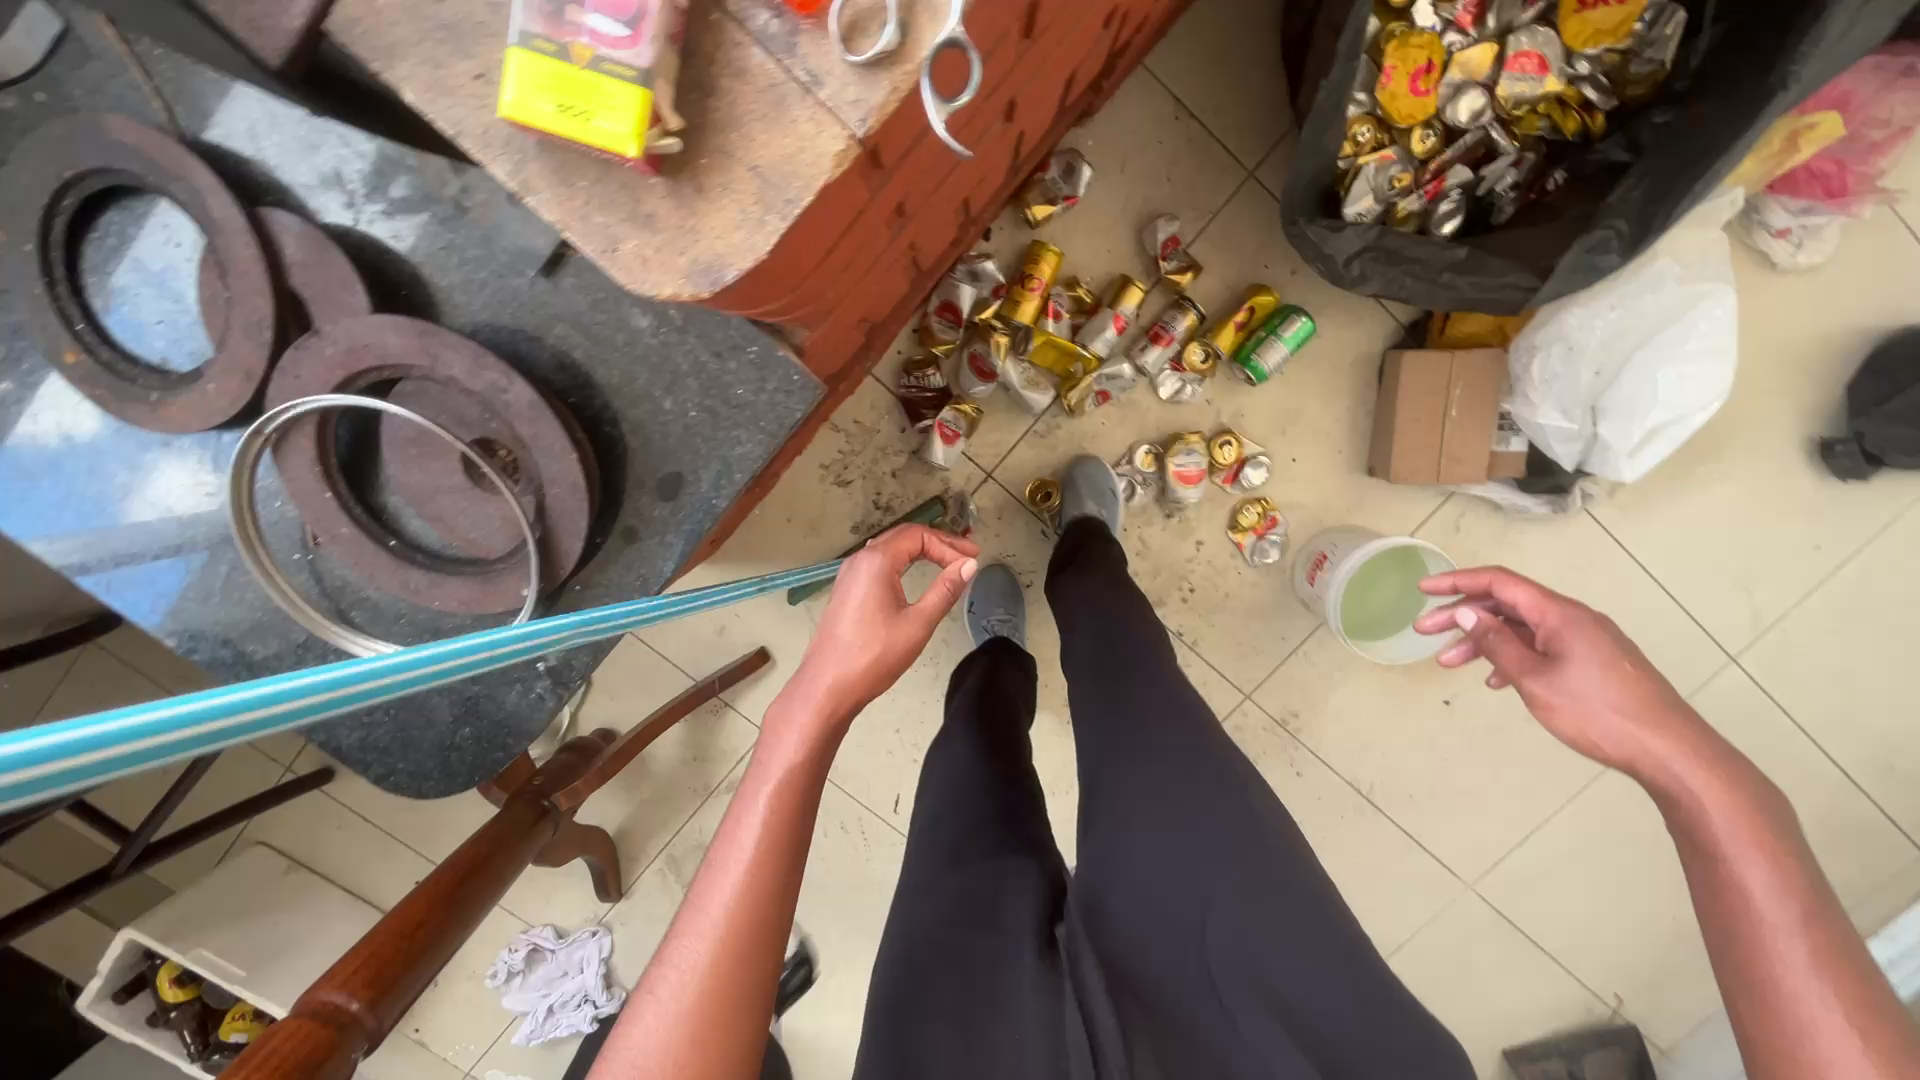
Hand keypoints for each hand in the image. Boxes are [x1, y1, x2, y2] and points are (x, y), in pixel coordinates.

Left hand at [783, 525, 979, 731]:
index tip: (972, 560)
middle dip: (937, 543)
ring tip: (947, 562)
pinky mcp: (847, 590)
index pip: (918, 536)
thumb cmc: (874, 656)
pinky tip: (915, 575)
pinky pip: (878, 564)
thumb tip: (969, 565)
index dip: (948, 544)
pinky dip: (903, 562)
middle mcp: (859, 560)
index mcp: (876, 561)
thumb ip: (945, 590)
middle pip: (903, 536)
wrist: (828, 686)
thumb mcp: (918, 624)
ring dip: (920, 551)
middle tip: (966, 556)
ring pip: (889, 549)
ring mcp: (849, 575)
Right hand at [1414, 566, 1703, 780]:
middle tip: (1424, 632)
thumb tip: (1467, 613)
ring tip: (1449, 663)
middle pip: (1506, 604)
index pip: (1499, 582)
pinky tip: (1495, 680)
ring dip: (1483, 641)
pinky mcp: (1592, 660)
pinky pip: (1540, 646)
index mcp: (1559, 614)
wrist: (1668, 750)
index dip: (1457, 582)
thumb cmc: (1596, 712)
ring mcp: (1584, 639)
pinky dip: (1511, 656)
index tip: (1423, 590)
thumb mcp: (1534, 679)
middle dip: (1462, 615)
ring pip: (1521, 628)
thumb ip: (1497, 643)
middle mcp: (1572, 618)